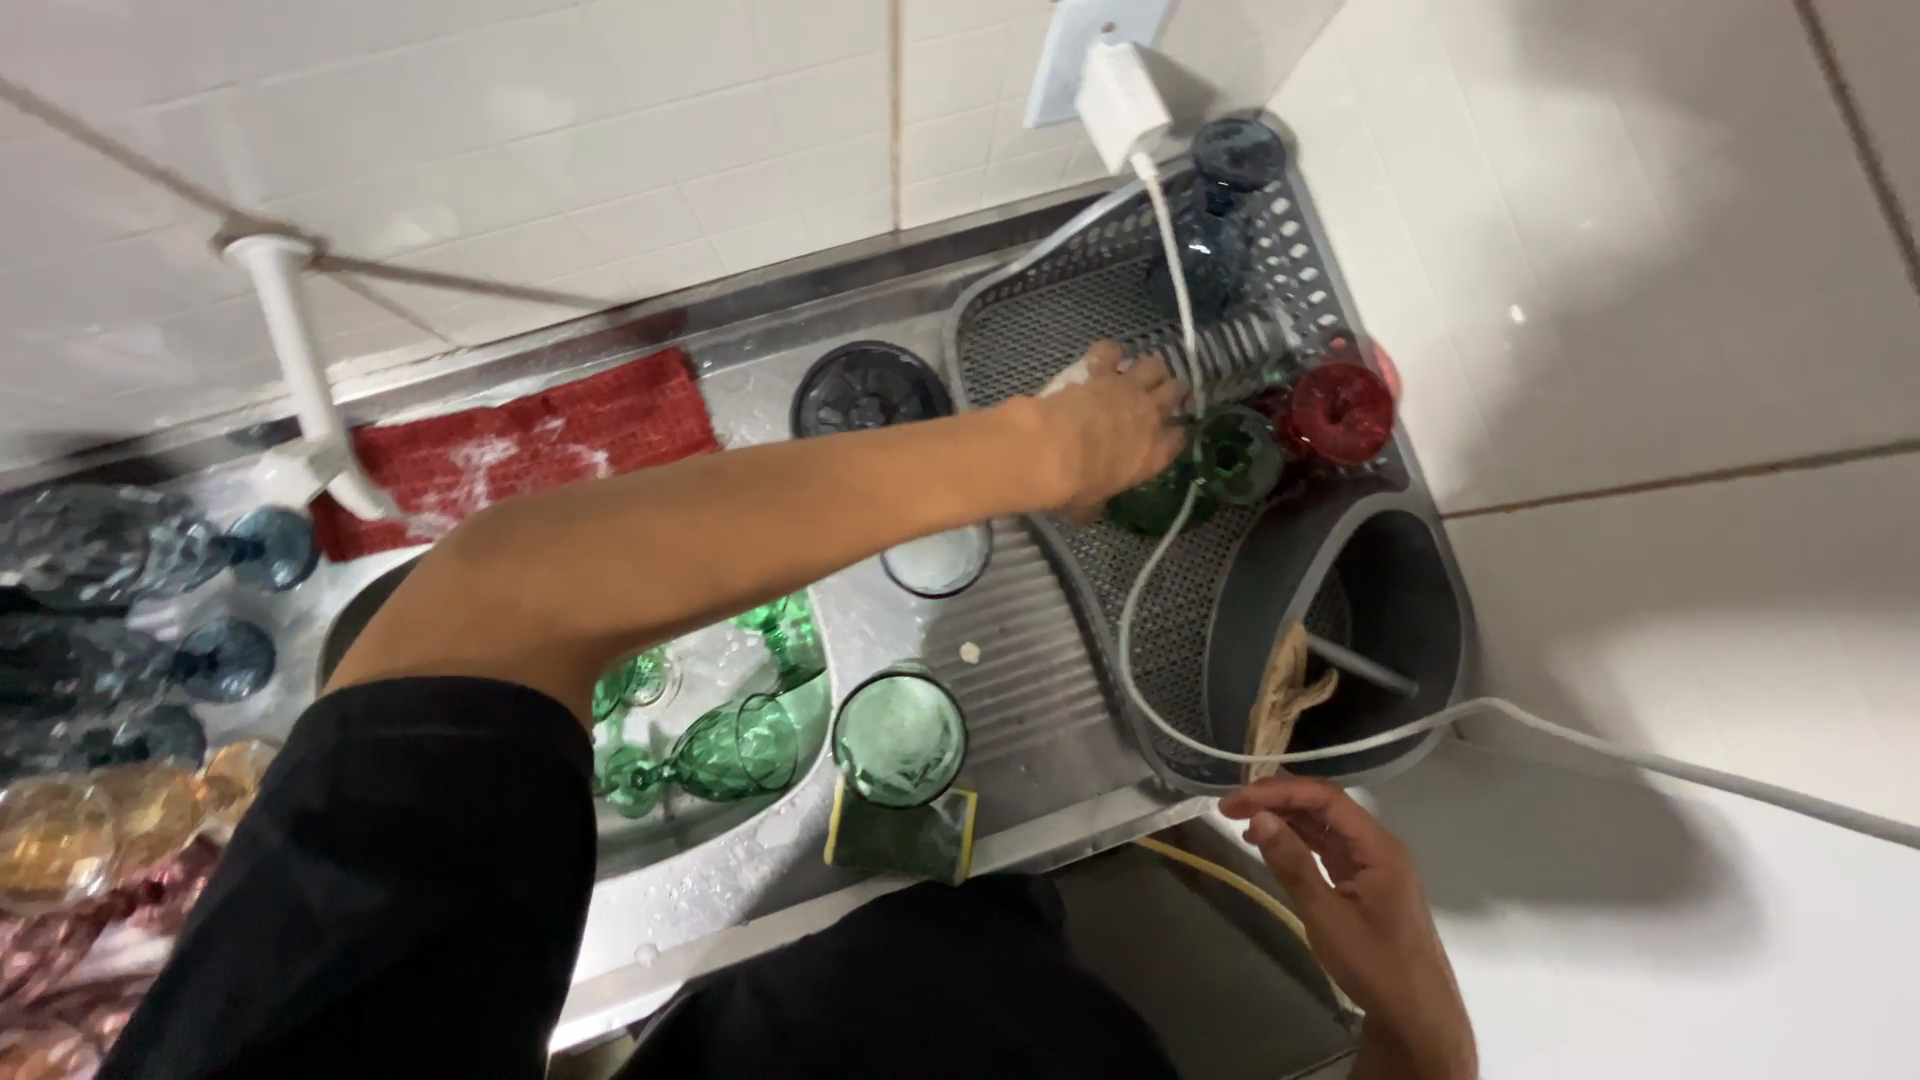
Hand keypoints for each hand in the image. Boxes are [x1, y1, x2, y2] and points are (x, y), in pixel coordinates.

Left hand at [1019, 341, 1185, 522]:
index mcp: (1153, 455)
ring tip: (1136, 373)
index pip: (1178, 439)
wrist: (1052, 452)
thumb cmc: (1074, 486)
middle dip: (1168, 393)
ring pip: (1154, 365)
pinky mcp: (1100, 369)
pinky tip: (1102, 358)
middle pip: (1174, 394)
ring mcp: (1126, 388)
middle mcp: (1148, 416)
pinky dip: (1108, 352)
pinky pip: (1112, 350)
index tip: (1164, 435)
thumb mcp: (1088, 505)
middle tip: (1154, 396)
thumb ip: (1095, 504)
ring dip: (1148, 368)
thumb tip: (1086, 513)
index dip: (1172, 435)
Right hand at [1220, 777, 1475, 1079]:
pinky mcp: (1362, 880)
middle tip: (1232, 805)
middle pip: (1324, 805)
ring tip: (1241, 820)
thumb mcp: (1327, 917)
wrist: (1419, 1020)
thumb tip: (1259, 817)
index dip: (1280, 791)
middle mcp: (1377, 846)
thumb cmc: (1377, 967)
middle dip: (1278, 799)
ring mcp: (1370, 863)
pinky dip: (1295, 840)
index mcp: (1379, 848)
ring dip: (1283, 818)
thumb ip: (1293, 865)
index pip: (1326, 799)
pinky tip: (1268, 843)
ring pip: (1322, 824)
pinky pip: (1325, 846)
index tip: (1239, 799)